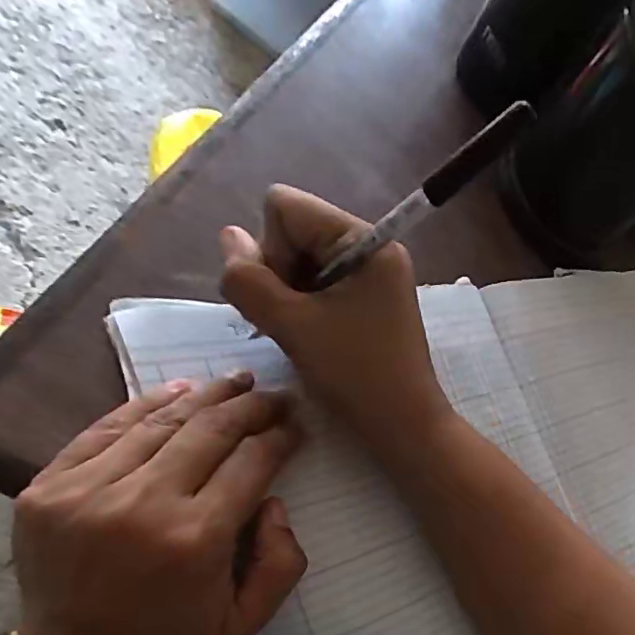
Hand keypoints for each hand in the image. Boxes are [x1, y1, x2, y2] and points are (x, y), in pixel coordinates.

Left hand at [11, 373, 306, 634]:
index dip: (279, 436)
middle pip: (210, 431)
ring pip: (160, 421)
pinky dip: (147, 403)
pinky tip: (180, 391)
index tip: (294, 424)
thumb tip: (274, 501)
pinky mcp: (49, 484)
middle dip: (250, 406)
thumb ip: (282, 562)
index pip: (250, 463)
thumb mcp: (248, 617)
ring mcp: (89, 490)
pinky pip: (107, 427)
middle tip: (273, 393)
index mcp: (196, 539)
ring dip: (206, 395)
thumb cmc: (172, 632)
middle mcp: (144, 505)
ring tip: (234, 382)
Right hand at [219, 185, 450, 447]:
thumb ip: (250, 281)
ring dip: (288, 296)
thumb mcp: (293, 327)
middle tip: (289, 324)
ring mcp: (372, 276)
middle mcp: (371, 247)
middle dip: (279, 275)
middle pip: (294, 232)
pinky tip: (309, 339)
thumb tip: (228, 237)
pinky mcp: (370, 301)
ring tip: (299, 336)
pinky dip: (304, 309)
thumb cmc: (355, 376)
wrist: (406, 427)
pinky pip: (321, 286)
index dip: (269, 250)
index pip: (285, 207)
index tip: (283, 299)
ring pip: (303, 262)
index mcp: (364, 240)